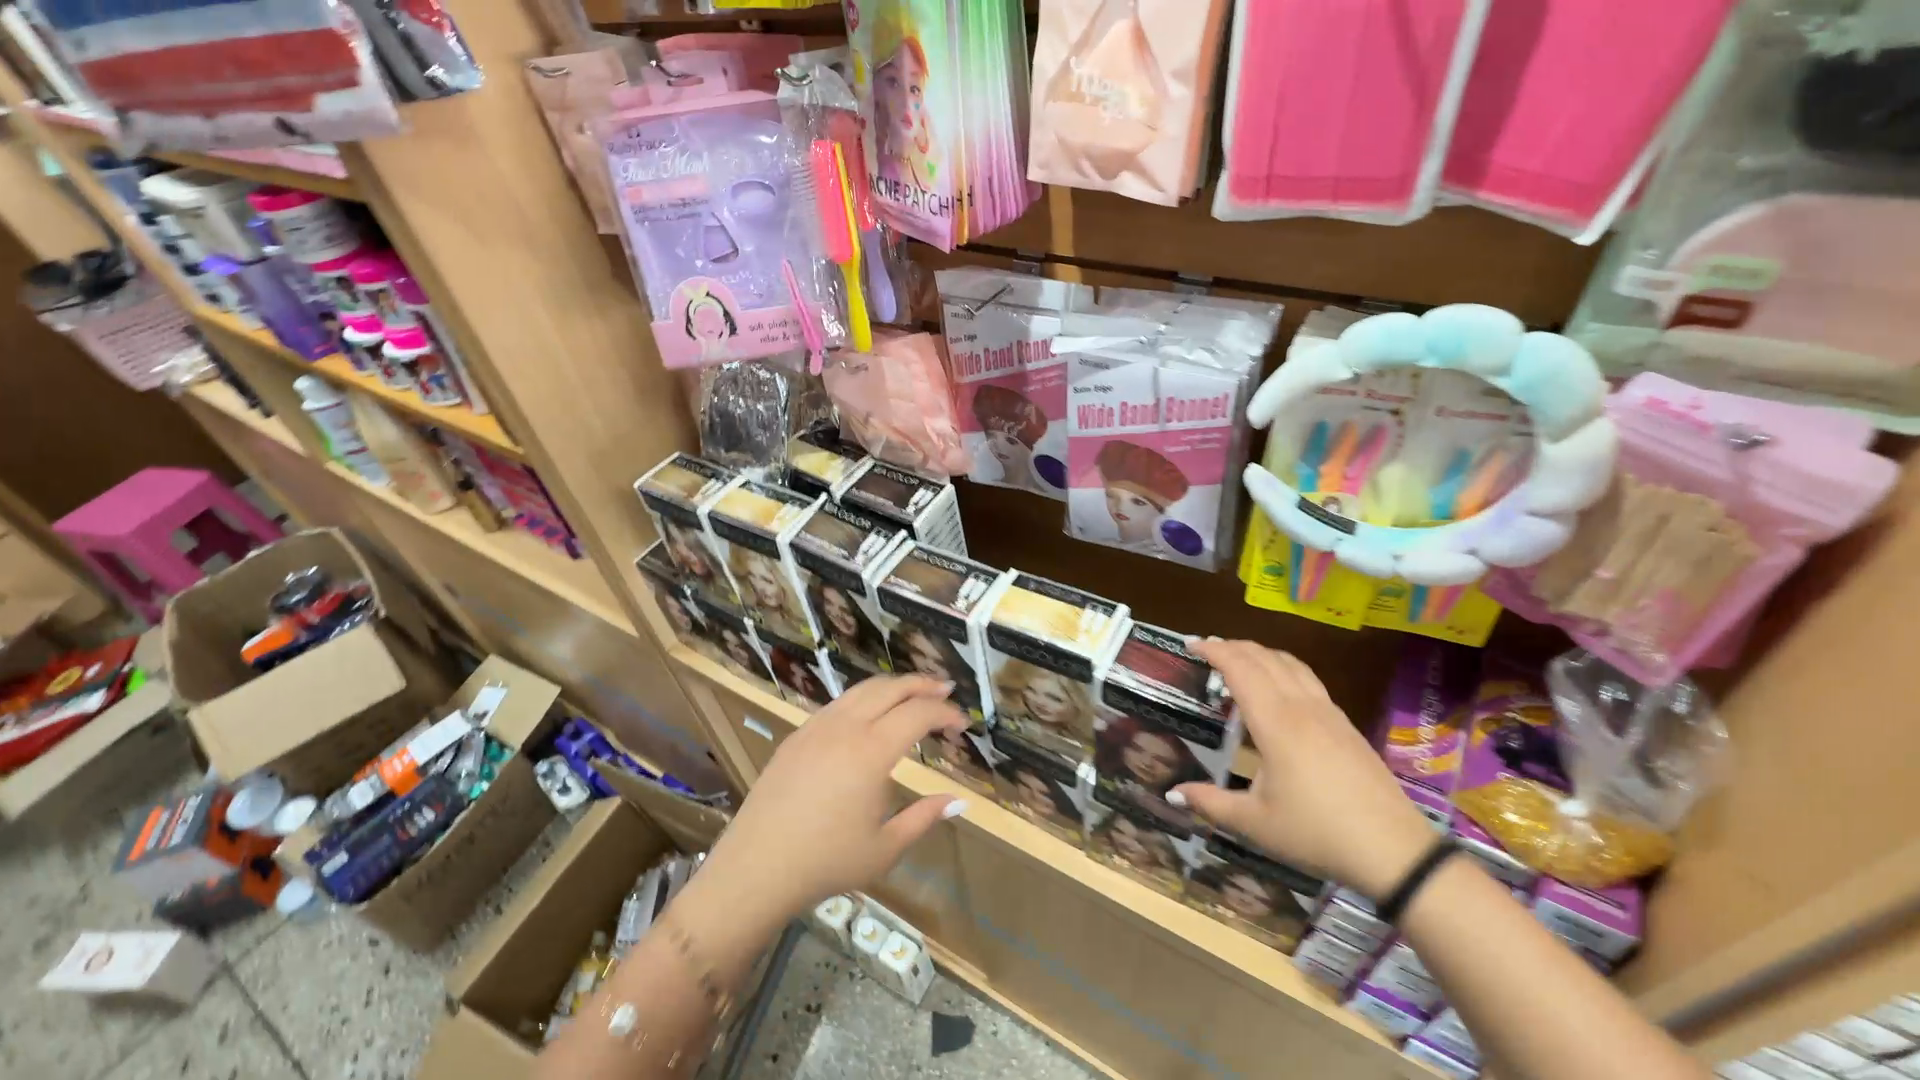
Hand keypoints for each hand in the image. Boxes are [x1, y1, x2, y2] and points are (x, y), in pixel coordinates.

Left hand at [690, 676, 968, 933]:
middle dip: (922, 685)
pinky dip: (863, 699)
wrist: (757, 867)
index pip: (918, 713)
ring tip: (912, 695)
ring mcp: (815, 728)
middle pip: (890, 688)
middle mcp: (844, 728)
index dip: (945, 713)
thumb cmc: (827, 862)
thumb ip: (924, 818)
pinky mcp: (796, 737)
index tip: (963, 725)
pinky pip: (836, 704)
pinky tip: (869, 715)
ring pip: (860, 690)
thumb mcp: (886, 848)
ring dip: (891, 687)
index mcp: (871, 751)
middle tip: (945, 689)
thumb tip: (958, 801)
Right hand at [1170, 640, 1434, 900]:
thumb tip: (1173, 793)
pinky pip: (1309, 681)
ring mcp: (1329, 714)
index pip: (1240, 670)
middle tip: (1208, 648)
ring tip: (1240, 659)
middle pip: (1266, 659)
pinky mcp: (1346, 726)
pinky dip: (1284, 669)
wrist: (1392, 849)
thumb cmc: (1316, 834)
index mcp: (1276, 724)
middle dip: (1234, 647)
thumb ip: (1211, 803)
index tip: (1191, 644)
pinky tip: (1279, 690)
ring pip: (1292, 665)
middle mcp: (1302, 708)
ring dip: (1262, 654)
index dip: (1214, 651)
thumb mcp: (1255, 824)